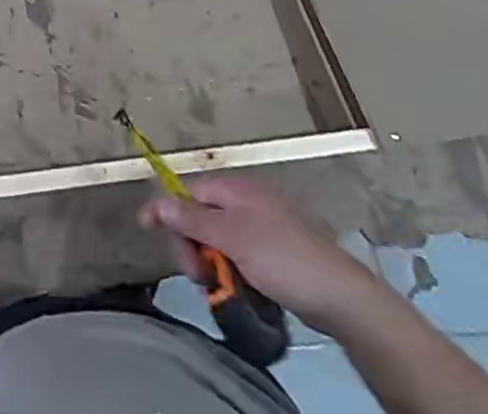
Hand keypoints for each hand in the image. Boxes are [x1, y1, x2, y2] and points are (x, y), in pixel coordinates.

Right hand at [138, 175, 387, 334]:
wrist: (341, 297)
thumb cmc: (282, 259)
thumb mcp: (231, 238)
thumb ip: (191, 219)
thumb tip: (156, 201)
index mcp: (237, 190)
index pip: (188, 192)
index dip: (167, 209)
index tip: (146, 228)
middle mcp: (247, 201)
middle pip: (201, 215)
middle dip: (191, 243)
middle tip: (195, 273)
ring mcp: (262, 226)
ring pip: (217, 238)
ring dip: (210, 260)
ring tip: (217, 284)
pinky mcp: (273, 251)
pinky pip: (237, 252)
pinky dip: (229, 268)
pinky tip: (234, 286)